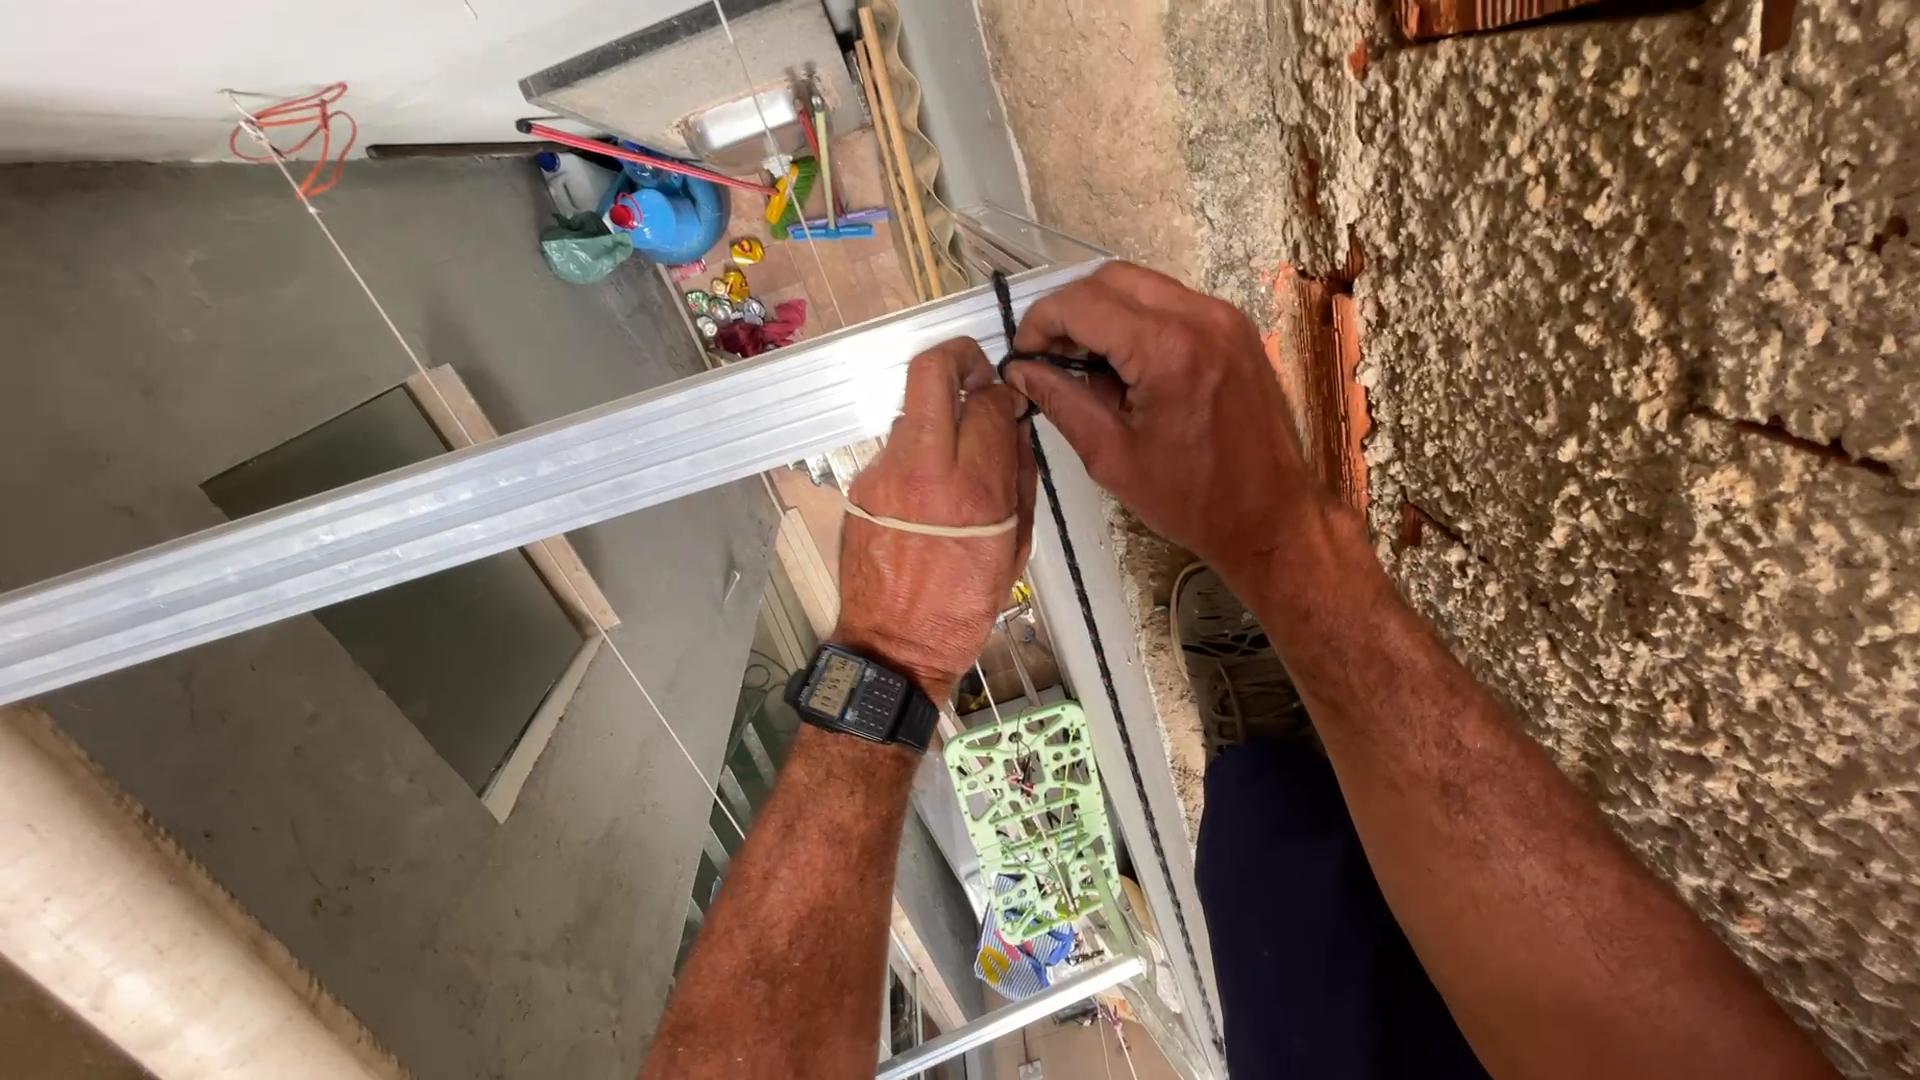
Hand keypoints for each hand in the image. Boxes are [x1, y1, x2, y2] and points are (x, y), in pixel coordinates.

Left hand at [833, 340, 1037, 700]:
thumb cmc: (964, 605)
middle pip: (931, 373)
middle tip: (974, 371)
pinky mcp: (860, 488)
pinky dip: (917, 456)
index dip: (1003, 392)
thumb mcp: (1015, 548)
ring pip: (912, 413)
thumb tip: (1016, 430)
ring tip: (954, 454)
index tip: (1008, 399)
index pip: (989, 403)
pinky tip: (926, 492)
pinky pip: (895, 452)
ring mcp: (883, 475)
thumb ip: (1018, 480)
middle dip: (958, 355)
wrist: (894, 644)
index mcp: (973, 490)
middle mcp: (923, 470)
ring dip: (938, 418)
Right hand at [1004, 262, 1335, 581]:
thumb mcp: (1111, 457)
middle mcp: (1201, 318)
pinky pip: (1170, 302)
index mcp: (1168, 351)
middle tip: (1048, 357)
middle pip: (1110, 278)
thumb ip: (1061, 402)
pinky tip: (1124, 365)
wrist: (1271, 515)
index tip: (1023, 354)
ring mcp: (1225, 318)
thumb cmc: (1191, 499)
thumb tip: (1021, 371)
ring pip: (1141, 284)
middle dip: (1068, 311)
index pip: (1083, 303)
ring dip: (1101, 313)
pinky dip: (1135, 320)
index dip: (1040, 322)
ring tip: (1083, 364)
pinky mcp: (1235, 328)